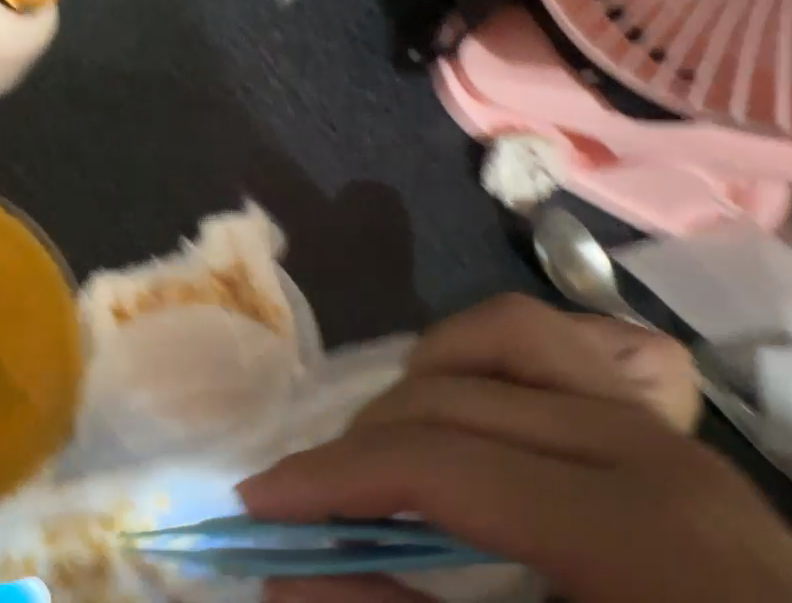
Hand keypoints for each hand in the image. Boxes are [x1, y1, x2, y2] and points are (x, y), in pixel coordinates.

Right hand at [238, 295, 791, 602]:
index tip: (254, 502)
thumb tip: (279, 578)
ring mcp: (662, 427)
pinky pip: (549, 343)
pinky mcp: (660, 425)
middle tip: (313, 507)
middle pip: (445, 404)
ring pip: (496, 337)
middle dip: (355, 451)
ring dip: (416, 388)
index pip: (438, 466)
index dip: (329, 479)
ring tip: (389, 453)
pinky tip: (456, 413)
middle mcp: (652, 453)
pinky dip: (478, 358)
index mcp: (640, 533)